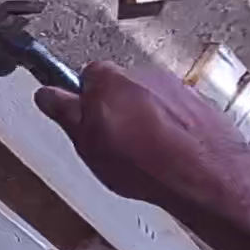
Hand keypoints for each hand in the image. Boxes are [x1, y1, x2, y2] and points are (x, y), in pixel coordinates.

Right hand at [35, 61, 249, 236]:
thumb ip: (63, 111)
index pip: (81, 76)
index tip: (77, 117)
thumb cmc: (144, 161)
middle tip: (105, 140)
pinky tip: (160, 152)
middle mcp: (141, 74)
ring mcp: (173, 87)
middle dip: (109, 108)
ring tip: (136, 152)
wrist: (203, 175)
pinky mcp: (198, 102)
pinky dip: (164, 127)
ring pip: (144, 98)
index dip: (78, 100)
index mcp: (107, 79)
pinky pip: (170, 111)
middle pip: (115, 86)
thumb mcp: (84, 142)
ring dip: (138, 118)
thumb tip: (46, 94)